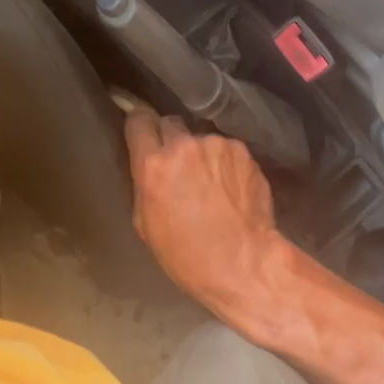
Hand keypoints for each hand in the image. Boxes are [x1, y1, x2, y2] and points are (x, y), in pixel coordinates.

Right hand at [124, 108, 284, 308]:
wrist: (245, 263)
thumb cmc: (187, 256)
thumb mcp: (146, 225)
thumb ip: (143, 184)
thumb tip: (147, 164)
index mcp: (154, 164)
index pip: (139, 120)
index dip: (140, 126)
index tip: (143, 134)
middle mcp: (183, 145)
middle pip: (169, 124)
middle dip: (170, 141)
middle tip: (178, 165)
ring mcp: (215, 144)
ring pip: (200, 138)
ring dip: (200, 154)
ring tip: (211, 183)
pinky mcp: (241, 149)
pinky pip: (225, 149)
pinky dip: (224, 162)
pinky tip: (230, 187)